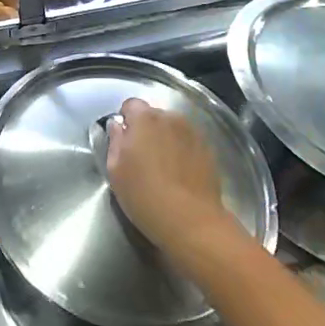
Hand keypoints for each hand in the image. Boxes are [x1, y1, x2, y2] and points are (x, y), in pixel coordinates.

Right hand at [106, 98, 238, 255]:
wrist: (190, 221)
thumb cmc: (144, 194)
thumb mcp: (115, 169)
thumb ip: (115, 140)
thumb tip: (118, 126)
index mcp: (144, 119)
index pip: (130, 104)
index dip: (125, 120)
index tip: (123, 141)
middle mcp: (171, 118)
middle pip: (154, 115)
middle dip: (146, 130)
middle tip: (141, 157)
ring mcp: (193, 133)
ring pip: (173, 129)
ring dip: (165, 140)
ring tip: (162, 167)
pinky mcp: (209, 150)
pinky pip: (188, 143)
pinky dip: (182, 152)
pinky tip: (179, 175)